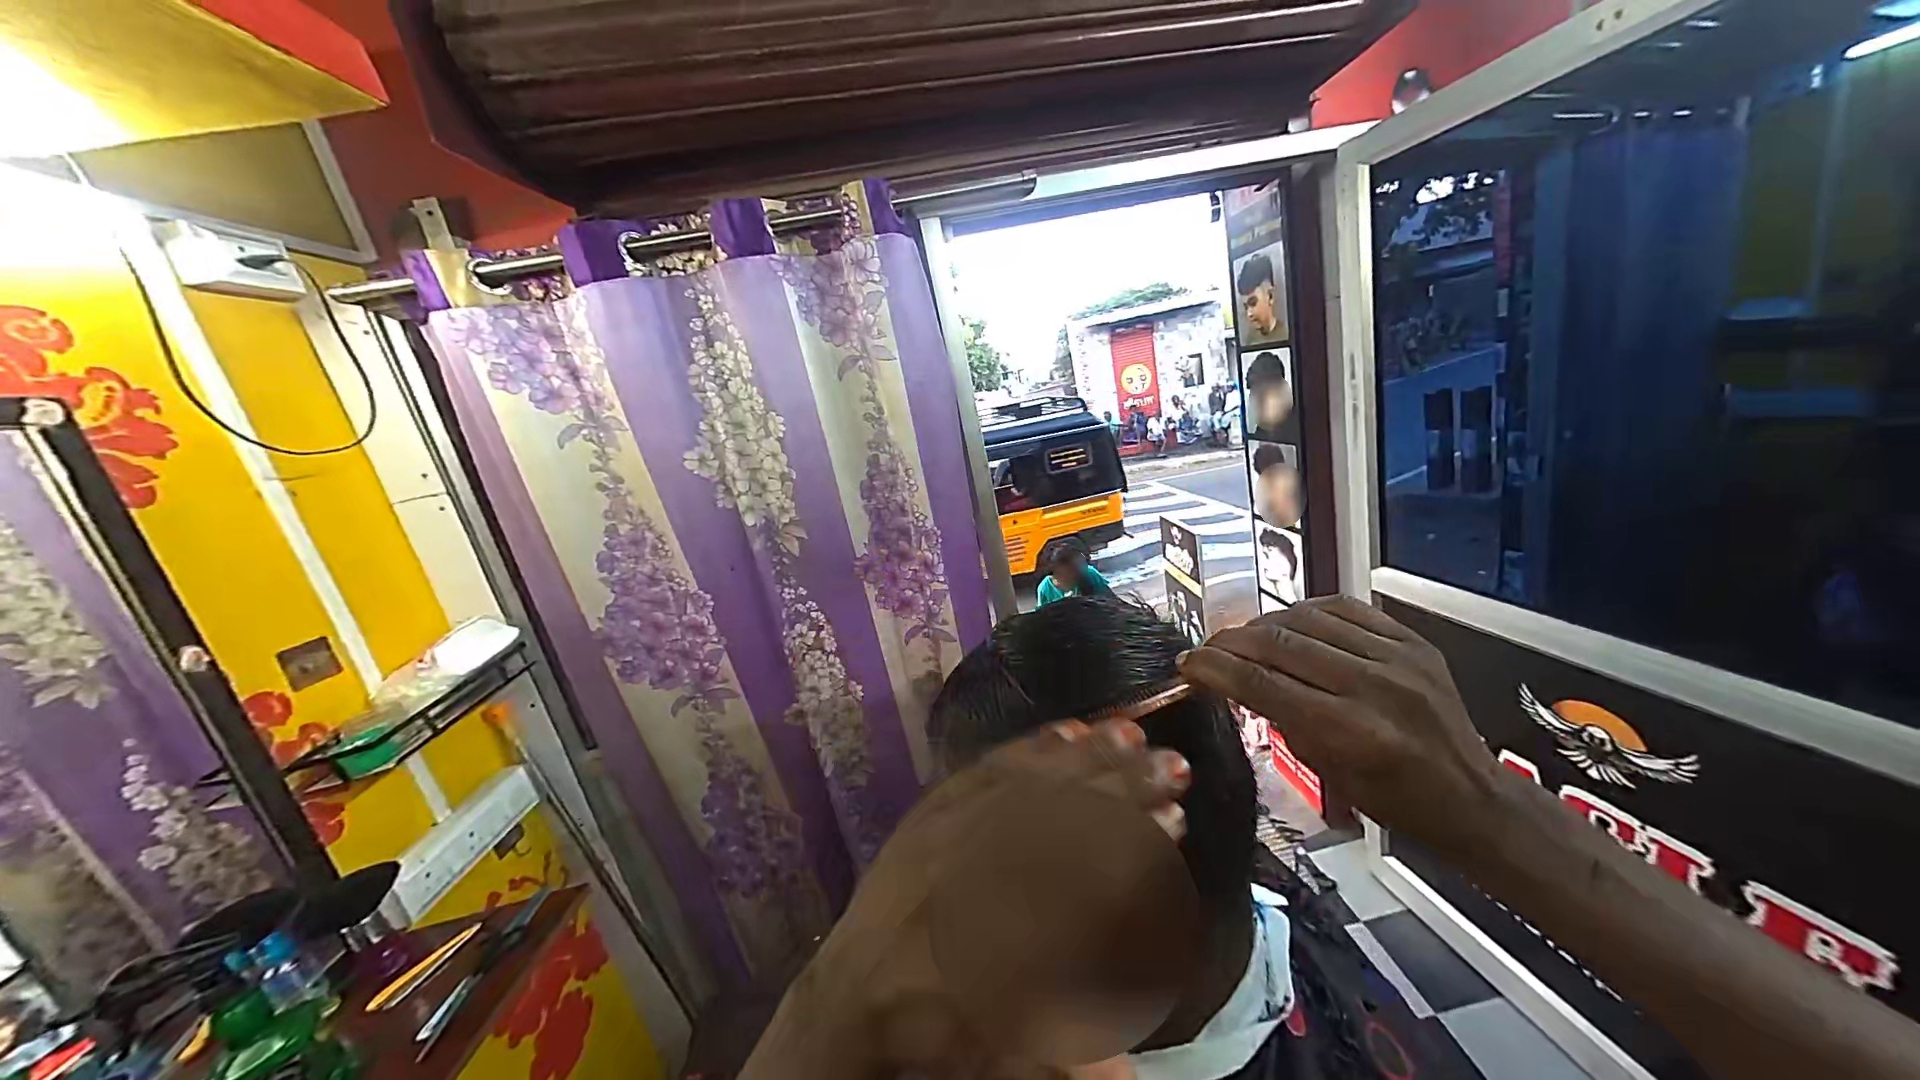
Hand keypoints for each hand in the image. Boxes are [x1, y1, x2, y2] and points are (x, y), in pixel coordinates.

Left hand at [745, 719, 1197, 1079]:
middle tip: (1173, 763)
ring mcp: (954, 827)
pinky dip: (1028, 748)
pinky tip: (1061, 732)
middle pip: (1066, 813)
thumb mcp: (1009, 1036)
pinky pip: (987, 769)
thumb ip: (1073, 1025)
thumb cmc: (936, 1016)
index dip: (1136, 840)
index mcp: (1005, 922)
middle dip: (1124, 785)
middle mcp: (983, 864)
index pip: (1085, 867)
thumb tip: (1128, 1058)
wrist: (851, 993)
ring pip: (1031, 781)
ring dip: (1084, 756)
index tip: (1176, 817)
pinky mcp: (933, 809)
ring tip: (1127, 732)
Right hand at [1177, 595, 1505, 859]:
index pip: (1261, 683)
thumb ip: (1279, 716)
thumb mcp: (1324, 768)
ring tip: (1244, 637)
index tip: (1189, 663)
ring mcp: (1397, 658)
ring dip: (1261, 624)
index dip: (1214, 668)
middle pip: (1277, 644)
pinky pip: (1343, 608)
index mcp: (1351, 732)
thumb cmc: (1396, 799)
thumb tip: (1236, 679)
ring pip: (1304, 618)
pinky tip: (1288, 621)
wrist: (1472, 797)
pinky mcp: (1411, 641)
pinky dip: (1304, 611)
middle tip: (1207, 648)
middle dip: (1228, 642)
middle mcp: (1374, 687)